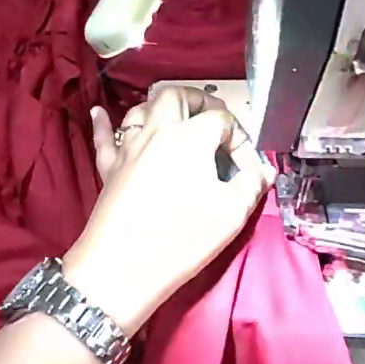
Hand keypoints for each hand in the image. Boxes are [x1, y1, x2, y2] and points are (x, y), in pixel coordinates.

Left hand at [64, 86, 271, 331]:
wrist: (121, 268)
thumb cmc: (182, 238)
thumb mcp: (232, 213)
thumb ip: (252, 184)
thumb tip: (263, 171)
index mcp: (191, 137)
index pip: (223, 120)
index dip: (241, 139)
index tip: (247, 169)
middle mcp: (158, 131)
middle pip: (177, 95)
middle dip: (200, 101)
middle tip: (216, 122)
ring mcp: (129, 147)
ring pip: (142, 108)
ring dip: (163, 108)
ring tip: (178, 121)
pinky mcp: (109, 168)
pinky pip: (104, 137)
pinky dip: (105, 122)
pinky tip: (100, 112)